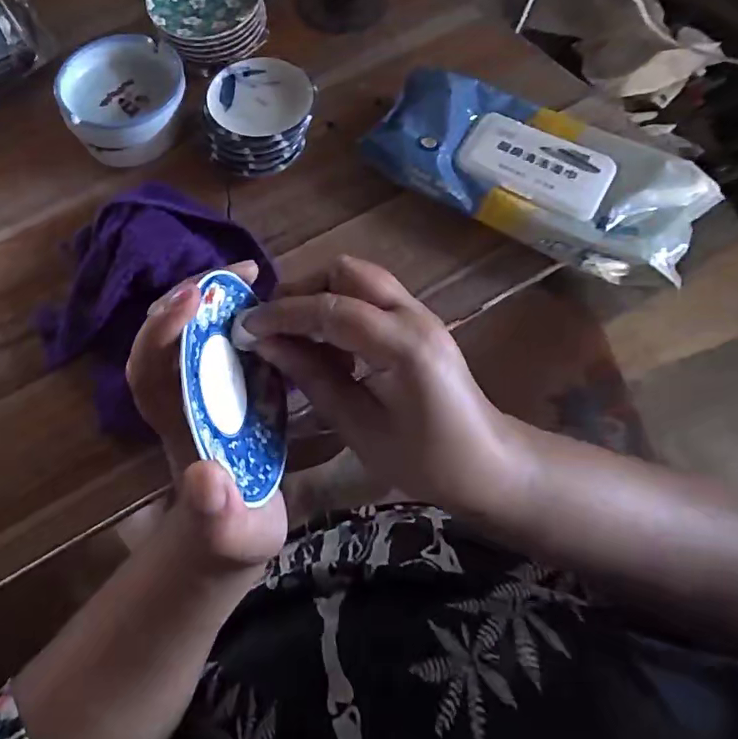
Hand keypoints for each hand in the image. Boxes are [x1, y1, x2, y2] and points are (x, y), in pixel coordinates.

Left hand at [125, 261, 287, 569]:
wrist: (239, 534)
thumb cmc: (230, 534)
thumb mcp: (229, 532)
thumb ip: (214, 512)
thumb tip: (203, 478)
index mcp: (171, 421)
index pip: (148, 366)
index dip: (160, 330)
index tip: (192, 300)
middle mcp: (179, 394)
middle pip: (165, 334)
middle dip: (189, 297)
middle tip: (235, 274)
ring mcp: (202, 386)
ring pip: (192, 329)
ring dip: (213, 297)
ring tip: (250, 276)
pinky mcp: (229, 384)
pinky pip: (224, 338)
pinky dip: (238, 314)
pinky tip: (266, 301)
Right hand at [241, 255, 529, 516]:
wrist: (493, 467)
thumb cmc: (427, 460)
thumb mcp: (359, 427)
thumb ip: (312, 378)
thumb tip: (264, 344)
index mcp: (402, 345)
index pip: (328, 308)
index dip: (280, 314)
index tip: (244, 327)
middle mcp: (412, 315)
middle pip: (344, 271)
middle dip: (300, 290)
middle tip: (272, 325)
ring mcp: (418, 313)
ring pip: (355, 278)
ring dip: (318, 297)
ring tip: (294, 337)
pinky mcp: (416, 321)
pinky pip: (366, 297)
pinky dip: (336, 309)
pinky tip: (326, 348)